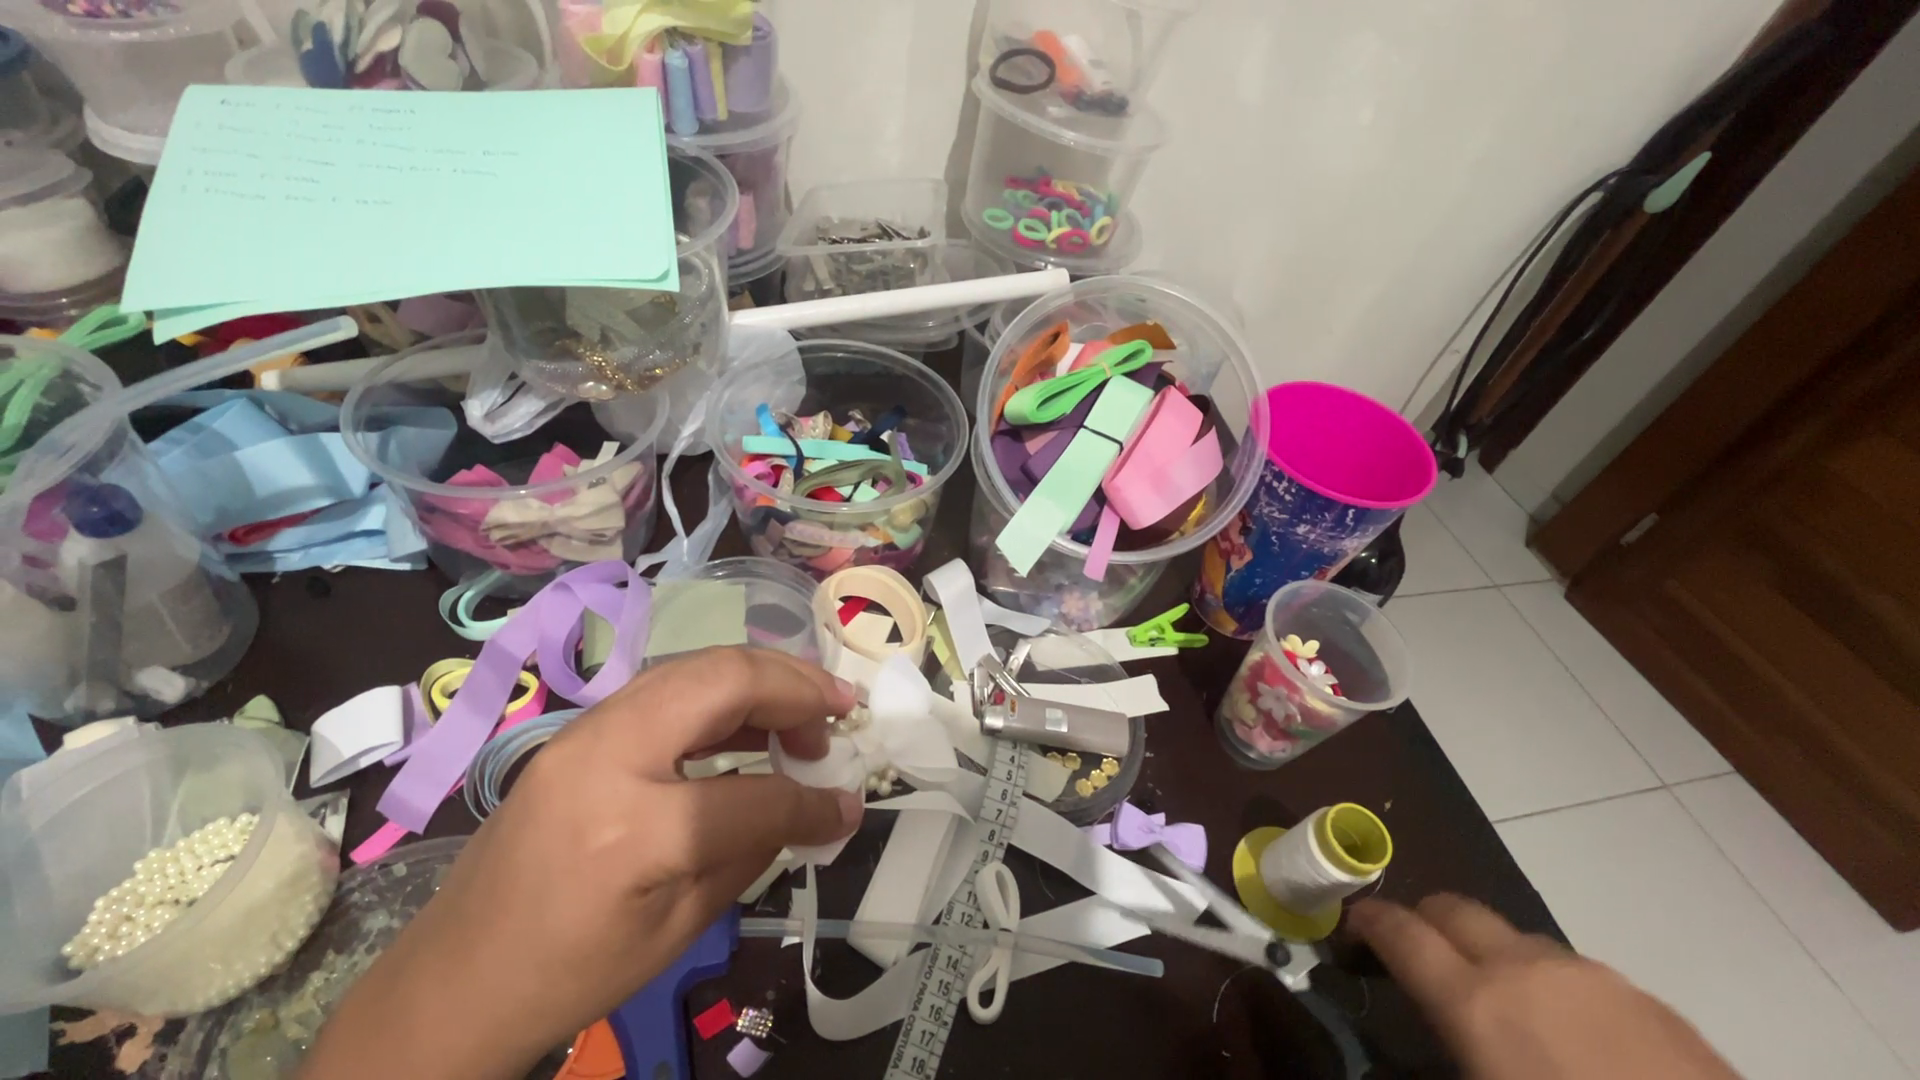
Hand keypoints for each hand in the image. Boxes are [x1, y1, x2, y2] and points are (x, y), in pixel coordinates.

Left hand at [299, 648, 864, 1079]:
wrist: (454, 980)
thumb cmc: (571, 973)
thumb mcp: (680, 926)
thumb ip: (755, 849)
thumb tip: (820, 807)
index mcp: (634, 829)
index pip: (756, 797)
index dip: (814, 803)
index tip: (848, 806)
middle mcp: (607, 755)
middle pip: (724, 680)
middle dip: (796, 686)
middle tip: (842, 710)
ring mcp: (583, 733)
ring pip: (693, 668)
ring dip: (759, 681)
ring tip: (807, 715)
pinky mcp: (576, 731)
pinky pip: (664, 690)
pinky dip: (718, 695)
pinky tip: (750, 725)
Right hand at [1349, 895, 1739, 1079]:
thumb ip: (1450, 1050)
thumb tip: (1437, 1030)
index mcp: (1475, 1002)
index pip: (1399, 932)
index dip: (1367, 919)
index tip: (1351, 922)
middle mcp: (1525, 970)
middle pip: (1452, 910)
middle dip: (1422, 919)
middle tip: (1414, 954)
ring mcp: (1593, 979)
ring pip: (1517, 939)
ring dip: (1492, 957)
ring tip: (1504, 1012)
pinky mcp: (1651, 1002)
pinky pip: (1577, 975)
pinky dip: (1553, 989)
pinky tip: (1577, 1044)